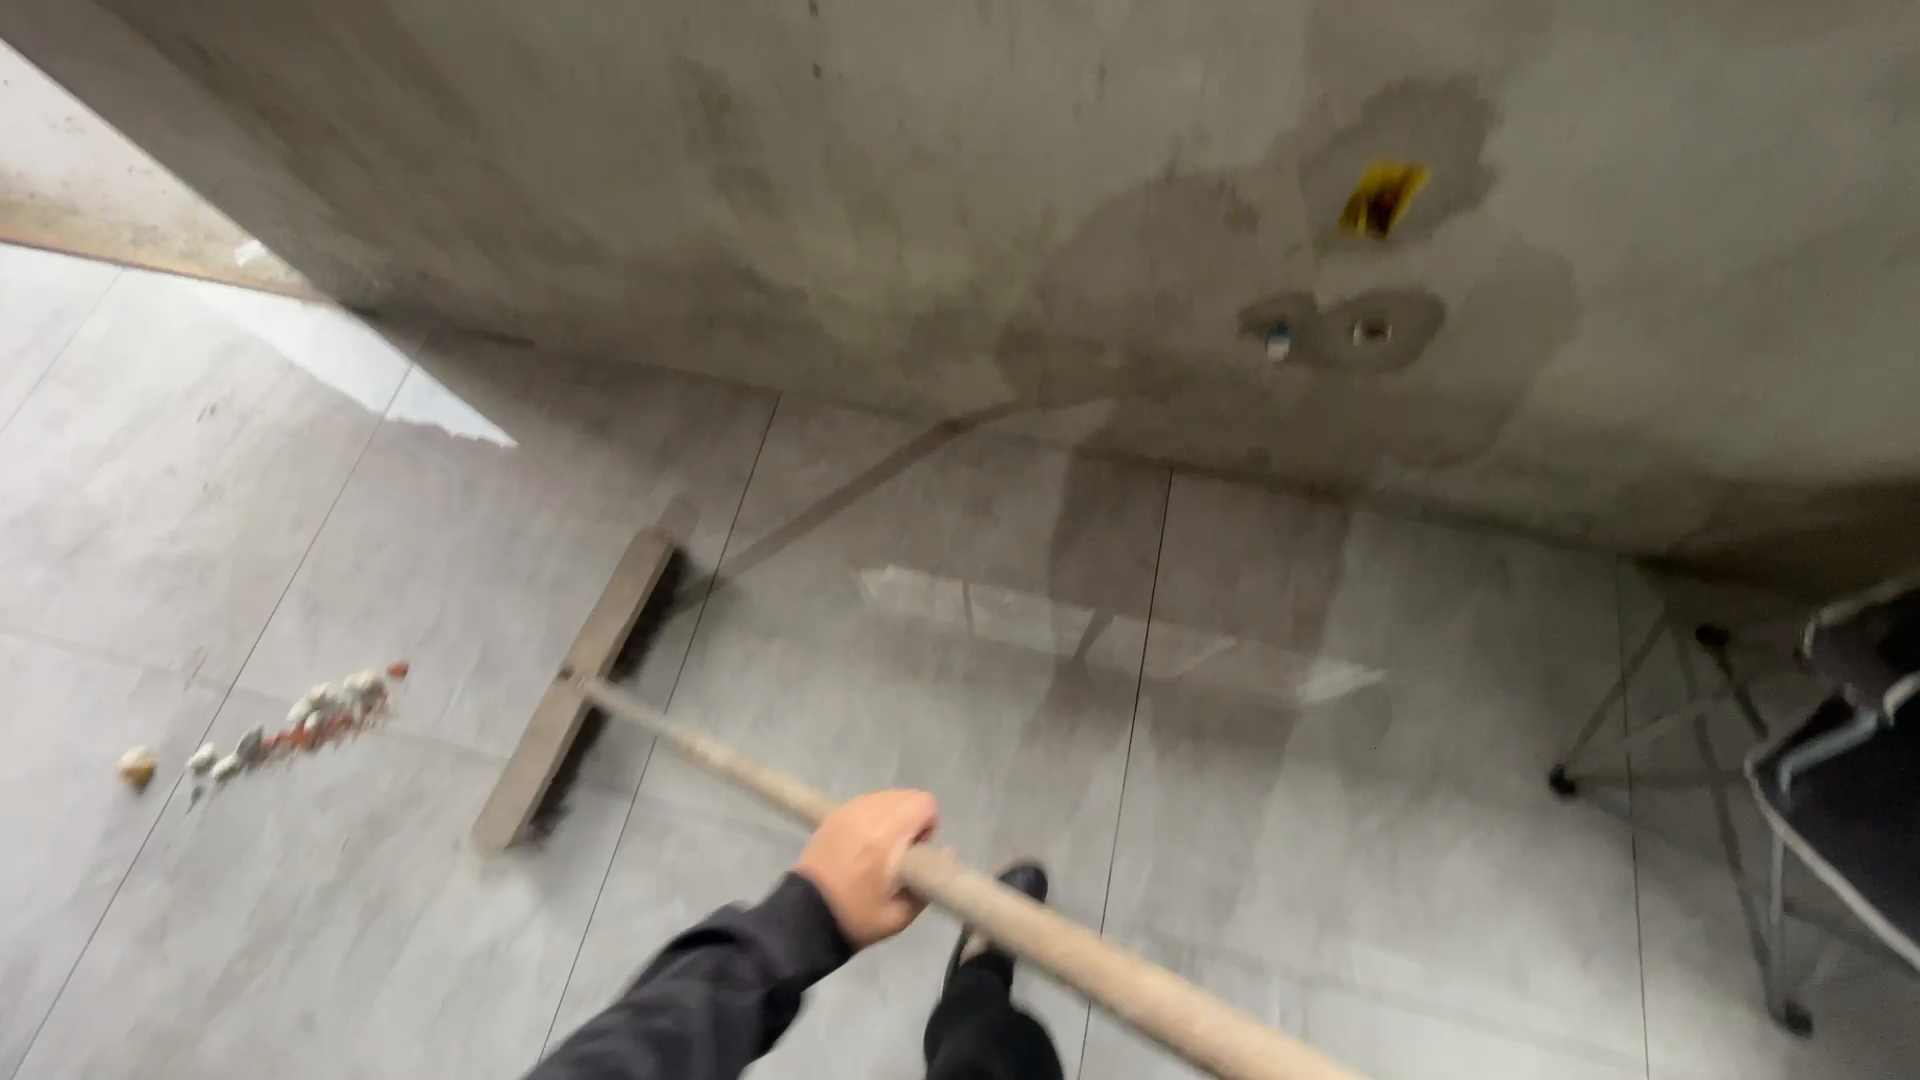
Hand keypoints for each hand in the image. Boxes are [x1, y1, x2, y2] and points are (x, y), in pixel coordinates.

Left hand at [793, 789, 938, 948]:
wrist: (804, 918)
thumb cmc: (856, 918)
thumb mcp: (900, 915)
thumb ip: (929, 883)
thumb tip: (947, 851)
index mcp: (888, 835)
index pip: (924, 803)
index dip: (927, 827)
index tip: (916, 852)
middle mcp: (869, 813)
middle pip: (907, 796)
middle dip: (911, 820)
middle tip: (900, 853)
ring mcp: (849, 810)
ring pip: (887, 796)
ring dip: (892, 816)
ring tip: (880, 848)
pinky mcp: (834, 813)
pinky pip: (866, 802)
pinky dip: (873, 816)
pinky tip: (862, 844)